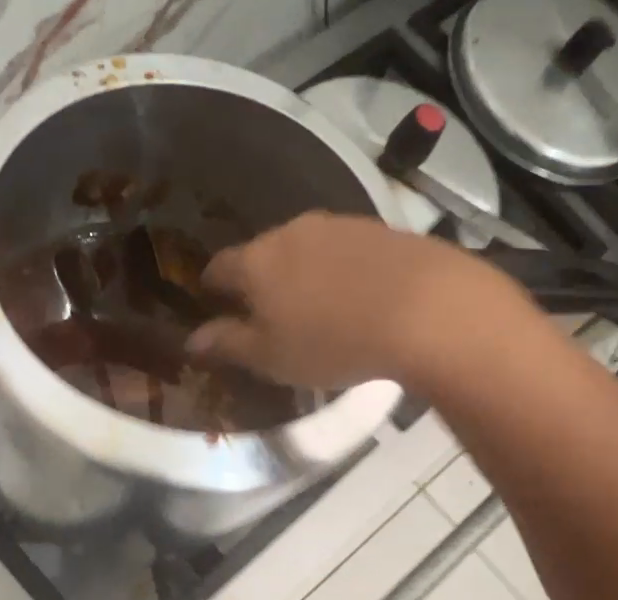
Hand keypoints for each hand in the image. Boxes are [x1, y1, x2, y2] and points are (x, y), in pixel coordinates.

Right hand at [186, 212, 553, 391]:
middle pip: (262, 253)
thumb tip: (191, 340)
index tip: (214, 306)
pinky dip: (338, 271)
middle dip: (259, 280)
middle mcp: (291, 231)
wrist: (426, 309)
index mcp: (255, 261)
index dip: (211, 288)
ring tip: (314, 307)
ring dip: (301, 273)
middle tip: (267, 314)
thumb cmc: (330, 340)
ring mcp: (339, 225)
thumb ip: (227, 344)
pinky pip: (343, 251)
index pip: (218, 267)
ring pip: (305, 249)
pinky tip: (354, 298)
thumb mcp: (269, 356)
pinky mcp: (380, 229)